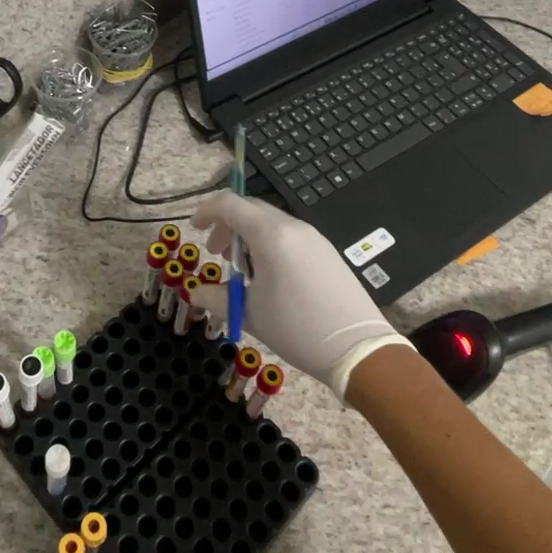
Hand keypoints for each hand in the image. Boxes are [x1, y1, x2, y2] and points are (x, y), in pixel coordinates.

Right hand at [190, 195, 412, 398]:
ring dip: (248, 236)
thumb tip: (193, 292)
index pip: (230, 204)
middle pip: (251, 209)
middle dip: (227, 226)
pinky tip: (269, 276)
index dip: (207, 211)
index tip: (194, 228)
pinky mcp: (326, 251)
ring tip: (242, 269)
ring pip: (270, 222)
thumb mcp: (250, 314)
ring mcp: (314, 237)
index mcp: (271, 235)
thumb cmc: (297, 327)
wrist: (358, 348)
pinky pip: (289, 235)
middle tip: (216, 254)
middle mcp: (293, 227)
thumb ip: (217, 298)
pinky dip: (269, 244)